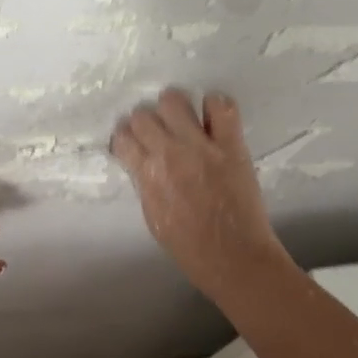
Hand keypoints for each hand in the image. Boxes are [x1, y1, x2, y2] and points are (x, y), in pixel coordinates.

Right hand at [108, 89, 287, 291]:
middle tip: (156, 132)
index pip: (123, 137)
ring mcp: (202, 146)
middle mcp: (170, 154)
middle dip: (145, 121)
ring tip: (182, 120)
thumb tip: (142, 162)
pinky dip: (215, 106)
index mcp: (148, 175)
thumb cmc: (190, 247)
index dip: (125, 138)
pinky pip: (221, 106)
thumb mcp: (153, 217)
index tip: (132, 142)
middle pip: (144, 115)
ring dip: (174, 107)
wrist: (234, 258)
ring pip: (175, 100)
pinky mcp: (231, 145)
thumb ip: (145, 184)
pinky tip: (213, 118)